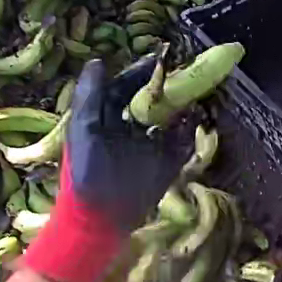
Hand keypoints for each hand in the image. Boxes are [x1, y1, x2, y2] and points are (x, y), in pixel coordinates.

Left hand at [20, 59, 187, 281]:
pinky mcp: (166, 164)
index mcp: (108, 117)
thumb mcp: (83, 129)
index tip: (160, 60)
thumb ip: (90, 95)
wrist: (98, 221)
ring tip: (196, 92)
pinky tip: (198, 120)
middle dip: (168, 87)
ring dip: (184, 106)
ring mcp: (151, 146)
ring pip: (172, 118)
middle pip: (153, 100)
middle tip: (185, 73)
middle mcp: (131, 128)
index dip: (142, 73)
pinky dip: (192, 132)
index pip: (128, 86)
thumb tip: (98, 60)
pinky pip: (184, 143)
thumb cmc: (84, 173)